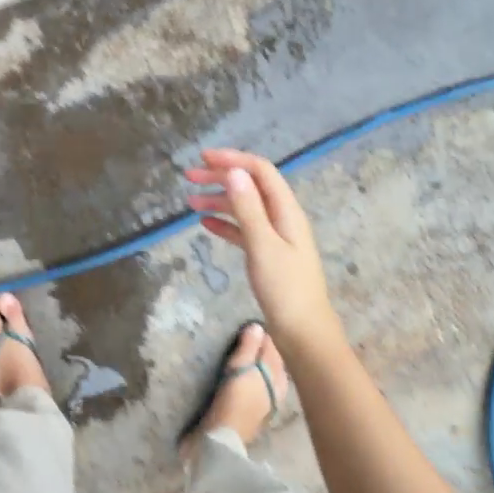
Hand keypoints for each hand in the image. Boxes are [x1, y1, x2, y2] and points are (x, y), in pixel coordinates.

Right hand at [186, 149, 344, 351]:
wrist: (304, 334)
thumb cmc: (284, 289)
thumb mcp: (262, 245)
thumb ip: (248, 208)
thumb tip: (234, 172)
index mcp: (287, 211)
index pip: (260, 171)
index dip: (233, 160)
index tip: (203, 158)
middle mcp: (283, 218)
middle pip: (251, 186)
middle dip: (221, 177)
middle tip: (190, 177)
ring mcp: (276, 237)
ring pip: (245, 207)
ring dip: (219, 200)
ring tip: (190, 202)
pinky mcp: (268, 255)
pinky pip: (244, 229)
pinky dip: (225, 223)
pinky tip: (206, 224)